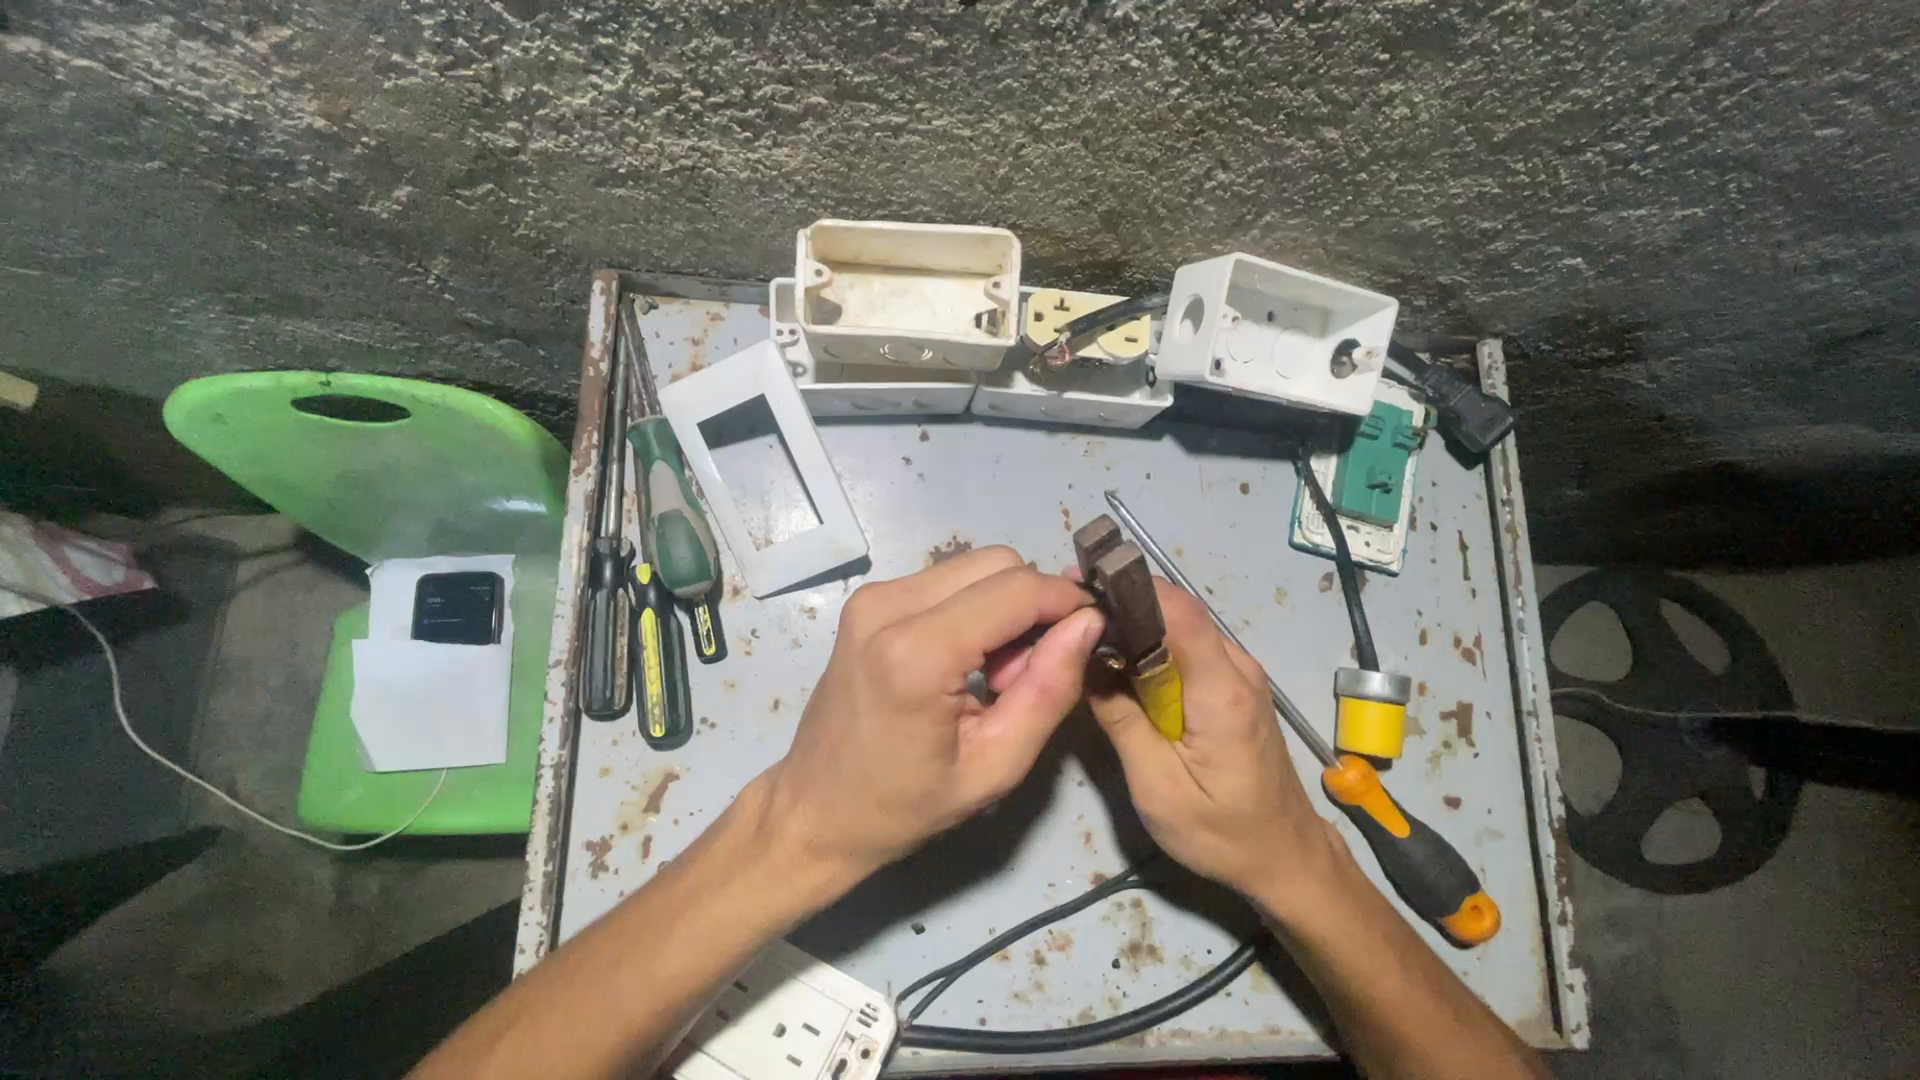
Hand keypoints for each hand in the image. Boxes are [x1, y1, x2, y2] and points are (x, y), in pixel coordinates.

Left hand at [765, 546, 1105, 879]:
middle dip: (1033, 607)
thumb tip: (1089, 623)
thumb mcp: (995, 766)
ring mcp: (873, 596)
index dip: (1067, 602)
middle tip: (1030, 673)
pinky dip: (974, 609)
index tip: (1093, 632)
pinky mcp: (869, 600)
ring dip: (1004, 608)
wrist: (817, 810)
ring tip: (995, 675)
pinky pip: (947, 580)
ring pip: (974, 566)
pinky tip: (966, 662)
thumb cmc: (905, 804)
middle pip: (999, 563)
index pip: (1017, 589)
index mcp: (916, 652)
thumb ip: (1049, 690)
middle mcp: (888, 605)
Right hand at [1088, 580, 1346, 916]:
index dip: (1129, 589)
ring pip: (1182, 628)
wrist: (1285, 859)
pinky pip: (1190, 649)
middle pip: (1178, 612)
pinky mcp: (1235, 687)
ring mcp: (1240, 675)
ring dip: (1136, 625)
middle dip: (1123, 604)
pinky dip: (1154, 647)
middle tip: (1069, 615)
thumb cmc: (1222, 831)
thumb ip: (1121, 721)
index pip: (1178, 611)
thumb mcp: (1158, 787)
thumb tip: (1084, 662)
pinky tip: (1121, 664)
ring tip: (1085, 634)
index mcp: (1223, 689)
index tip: (1081, 588)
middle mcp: (1238, 669)